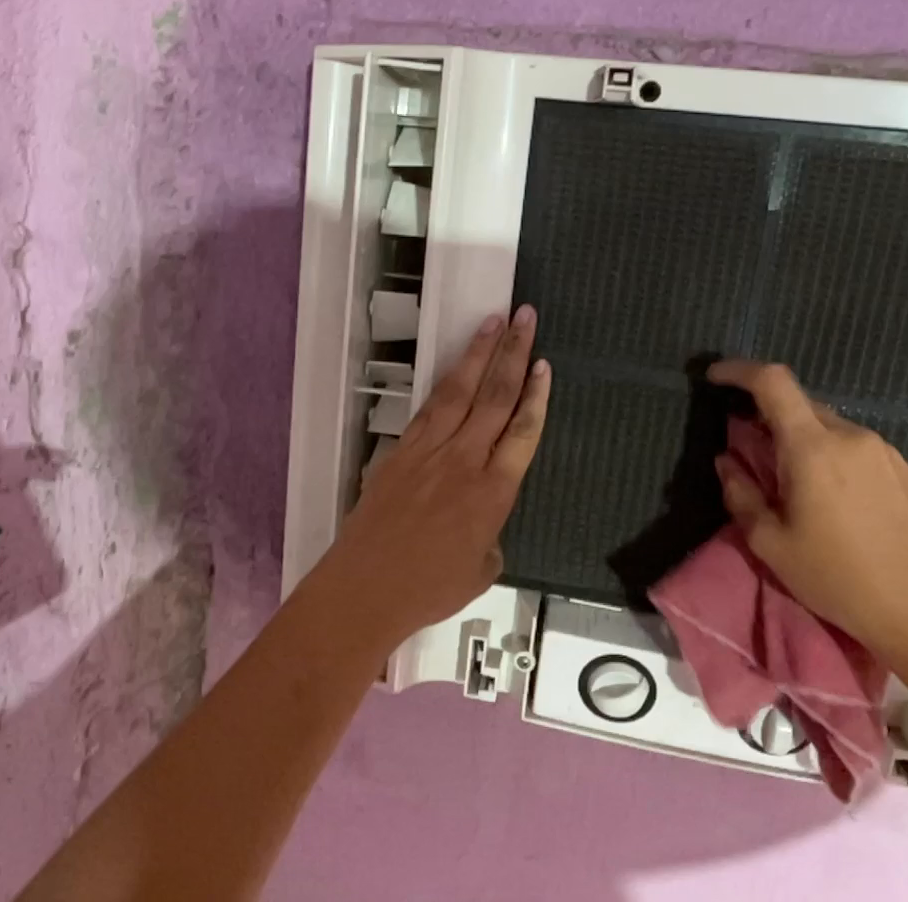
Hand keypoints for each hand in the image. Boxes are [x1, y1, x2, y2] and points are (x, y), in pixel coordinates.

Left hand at [313, 306, 551, 644]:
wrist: (364, 588)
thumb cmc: (428, 589)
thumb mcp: (481, 571)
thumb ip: (490, 536)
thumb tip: (482, 522)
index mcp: (492, 493)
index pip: (522, 432)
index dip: (536, 395)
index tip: (544, 364)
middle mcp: (463, 461)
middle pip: (494, 397)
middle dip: (513, 353)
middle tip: (526, 316)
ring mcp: (428, 452)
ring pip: (459, 392)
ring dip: (478, 354)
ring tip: (494, 321)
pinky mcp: (399, 452)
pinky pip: (428, 409)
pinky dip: (445, 383)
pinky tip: (455, 368)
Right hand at [706, 360, 907, 655]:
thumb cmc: (839, 580)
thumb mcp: (772, 546)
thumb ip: (741, 495)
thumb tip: (728, 462)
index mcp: (812, 448)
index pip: (773, 382)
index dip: (739, 371)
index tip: (716, 379)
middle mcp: (852, 437)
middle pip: (802, 405)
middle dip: (769, 418)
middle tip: (752, 453)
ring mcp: (888, 453)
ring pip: (833, 429)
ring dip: (805, 443)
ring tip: (797, 489)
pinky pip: (861, 452)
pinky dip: (837, 461)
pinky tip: (840, 506)